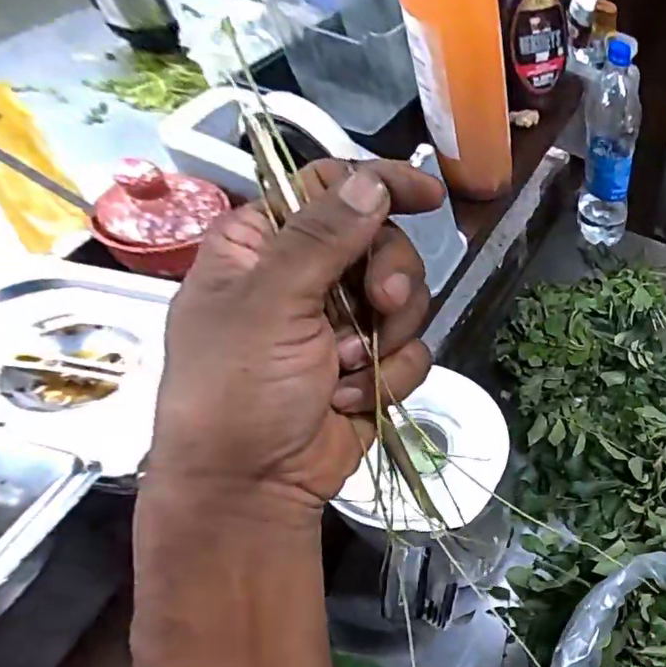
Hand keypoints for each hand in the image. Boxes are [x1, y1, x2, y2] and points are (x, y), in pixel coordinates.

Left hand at [144, 159, 444, 516]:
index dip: (379, 186)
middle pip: (384, 247)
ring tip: (348, 370)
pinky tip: (353, 399)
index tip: (428, 195)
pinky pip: (413, 353)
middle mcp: (311, 278)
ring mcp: (347, 325)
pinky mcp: (376, 367)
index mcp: (266, 246)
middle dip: (391, 280)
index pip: (330, 190)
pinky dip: (389, 378)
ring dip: (387, 339)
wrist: (255, 481)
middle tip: (379, 305)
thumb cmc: (237, 388)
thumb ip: (322, 241)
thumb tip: (372, 185)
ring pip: (409, 303)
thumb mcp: (270, 305)